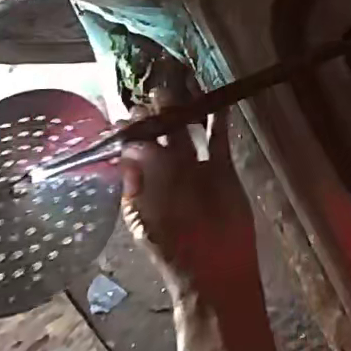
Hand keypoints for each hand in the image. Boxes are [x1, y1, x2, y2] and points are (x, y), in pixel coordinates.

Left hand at [120, 105, 259, 296]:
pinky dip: (219, 120)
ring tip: (185, 82)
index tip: (130, 105)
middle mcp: (164, 169)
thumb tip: (130, 145)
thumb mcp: (149, 215)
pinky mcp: (220, 168)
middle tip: (158, 86)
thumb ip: (141, 179)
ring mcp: (193, 166)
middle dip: (157, 109)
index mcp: (141, 181)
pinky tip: (218, 101)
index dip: (131, 125)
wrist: (215, 268)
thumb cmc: (174, 247)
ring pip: (187, 129)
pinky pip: (217, 139)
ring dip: (186, 108)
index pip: (131, 145)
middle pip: (159, 131)